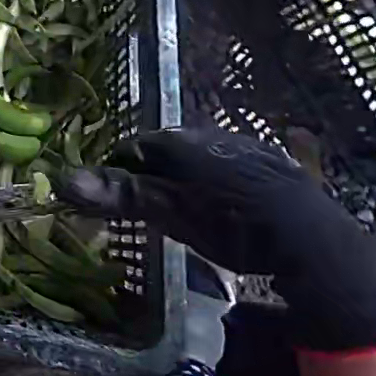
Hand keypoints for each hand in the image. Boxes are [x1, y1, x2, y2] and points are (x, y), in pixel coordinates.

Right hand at [61, 129, 375, 354]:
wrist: (312, 240)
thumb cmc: (231, 223)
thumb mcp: (170, 213)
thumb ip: (120, 195)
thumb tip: (63, 180)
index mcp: (181, 142)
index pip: (134, 146)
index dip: (118, 170)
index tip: (112, 196)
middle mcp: (210, 135)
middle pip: (165, 150)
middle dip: (150, 173)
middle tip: (144, 206)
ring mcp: (243, 147)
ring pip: (197, 157)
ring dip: (182, 177)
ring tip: (179, 208)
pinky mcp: (271, 164)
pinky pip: (227, 166)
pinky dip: (213, 182)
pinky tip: (221, 206)